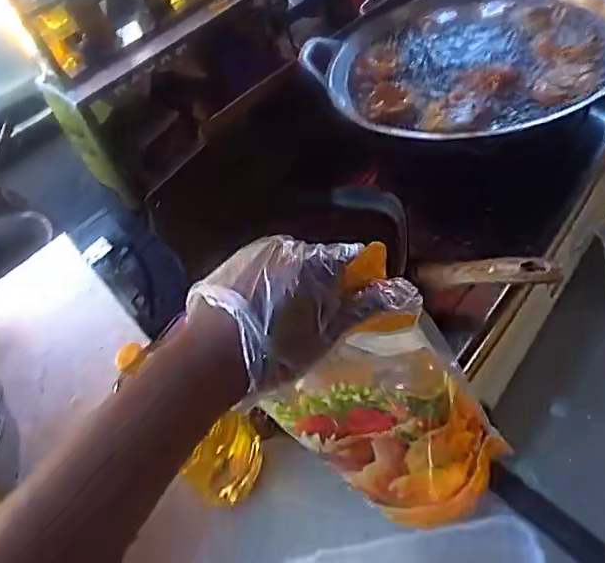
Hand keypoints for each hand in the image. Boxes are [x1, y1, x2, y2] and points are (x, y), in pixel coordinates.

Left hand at [185, 236, 419, 395]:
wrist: (204, 361)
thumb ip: (363, 307)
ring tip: (281, 322)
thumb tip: (401, 291)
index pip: (349, 258)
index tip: (350, 303)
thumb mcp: (324, 336)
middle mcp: (288, 244)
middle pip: (318, 261)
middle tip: (313, 321)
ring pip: (288, 265)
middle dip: (321, 285)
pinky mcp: (230, 262)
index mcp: (315, 259)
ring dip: (292, 285)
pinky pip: (261, 269)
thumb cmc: (272, 352)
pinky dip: (265, 286)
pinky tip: (255, 317)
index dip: (354, 281)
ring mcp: (255, 251)